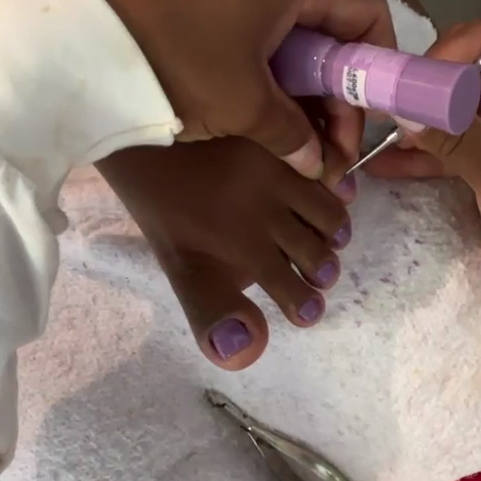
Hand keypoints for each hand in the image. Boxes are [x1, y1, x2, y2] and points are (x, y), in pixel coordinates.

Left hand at [66, 0, 394, 179]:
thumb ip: (292, 135)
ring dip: (297, 80)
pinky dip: (263, 59)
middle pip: (330, 19)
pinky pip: (251, 12)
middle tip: (323, 145)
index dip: (374, 72)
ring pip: (289, 20)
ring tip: (288, 133)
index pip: (367, 12)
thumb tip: (315, 162)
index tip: (359, 122)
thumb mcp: (242, 106)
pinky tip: (251, 100)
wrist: (66, 24)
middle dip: (333, 89)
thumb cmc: (172, 59)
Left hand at [98, 140, 353, 369]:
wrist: (145, 127)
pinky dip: (335, 192)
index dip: (304, 305)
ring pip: (330, 220)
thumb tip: (248, 353)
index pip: (293, 293)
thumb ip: (213, 313)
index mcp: (236, 253)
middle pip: (318, 259)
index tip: (307, 309)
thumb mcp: (183, 267)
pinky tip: (325, 197)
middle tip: (318, 273)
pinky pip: (329, 174)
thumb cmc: (165, 208)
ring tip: (327, 239)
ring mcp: (274, 178)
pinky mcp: (282, 142)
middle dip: (322, 272)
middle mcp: (261, 219)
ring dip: (333, 235)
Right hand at [364, 23, 480, 283]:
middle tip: (380, 111)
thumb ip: (458, 141)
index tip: (402, 90)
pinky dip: (427, 153)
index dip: (444, 62)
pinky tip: (385, 164)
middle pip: (468, 72)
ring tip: (372, 137)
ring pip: (457, 107)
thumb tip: (403, 105)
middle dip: (424, 94)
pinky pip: (457, 141)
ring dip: (419, 125)